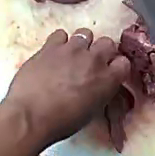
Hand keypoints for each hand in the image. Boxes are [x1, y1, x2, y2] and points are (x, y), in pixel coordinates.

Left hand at [0, 29, 131, 147]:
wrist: (31, 116)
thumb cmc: (62, 122)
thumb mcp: (92, 111)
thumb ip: (100, 92)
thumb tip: (98, 86)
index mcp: (108, 80)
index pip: (123, 62)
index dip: (116, 66)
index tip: (109, 71)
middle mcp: (94, 60)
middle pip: (107, 42)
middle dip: (101, 50)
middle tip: (91, 62)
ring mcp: (72, 50)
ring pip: (85, 34)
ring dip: (82, 43)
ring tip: (72, 55)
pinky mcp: (50, 47)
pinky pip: (60, 34)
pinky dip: (59, 42)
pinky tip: (54, 53)